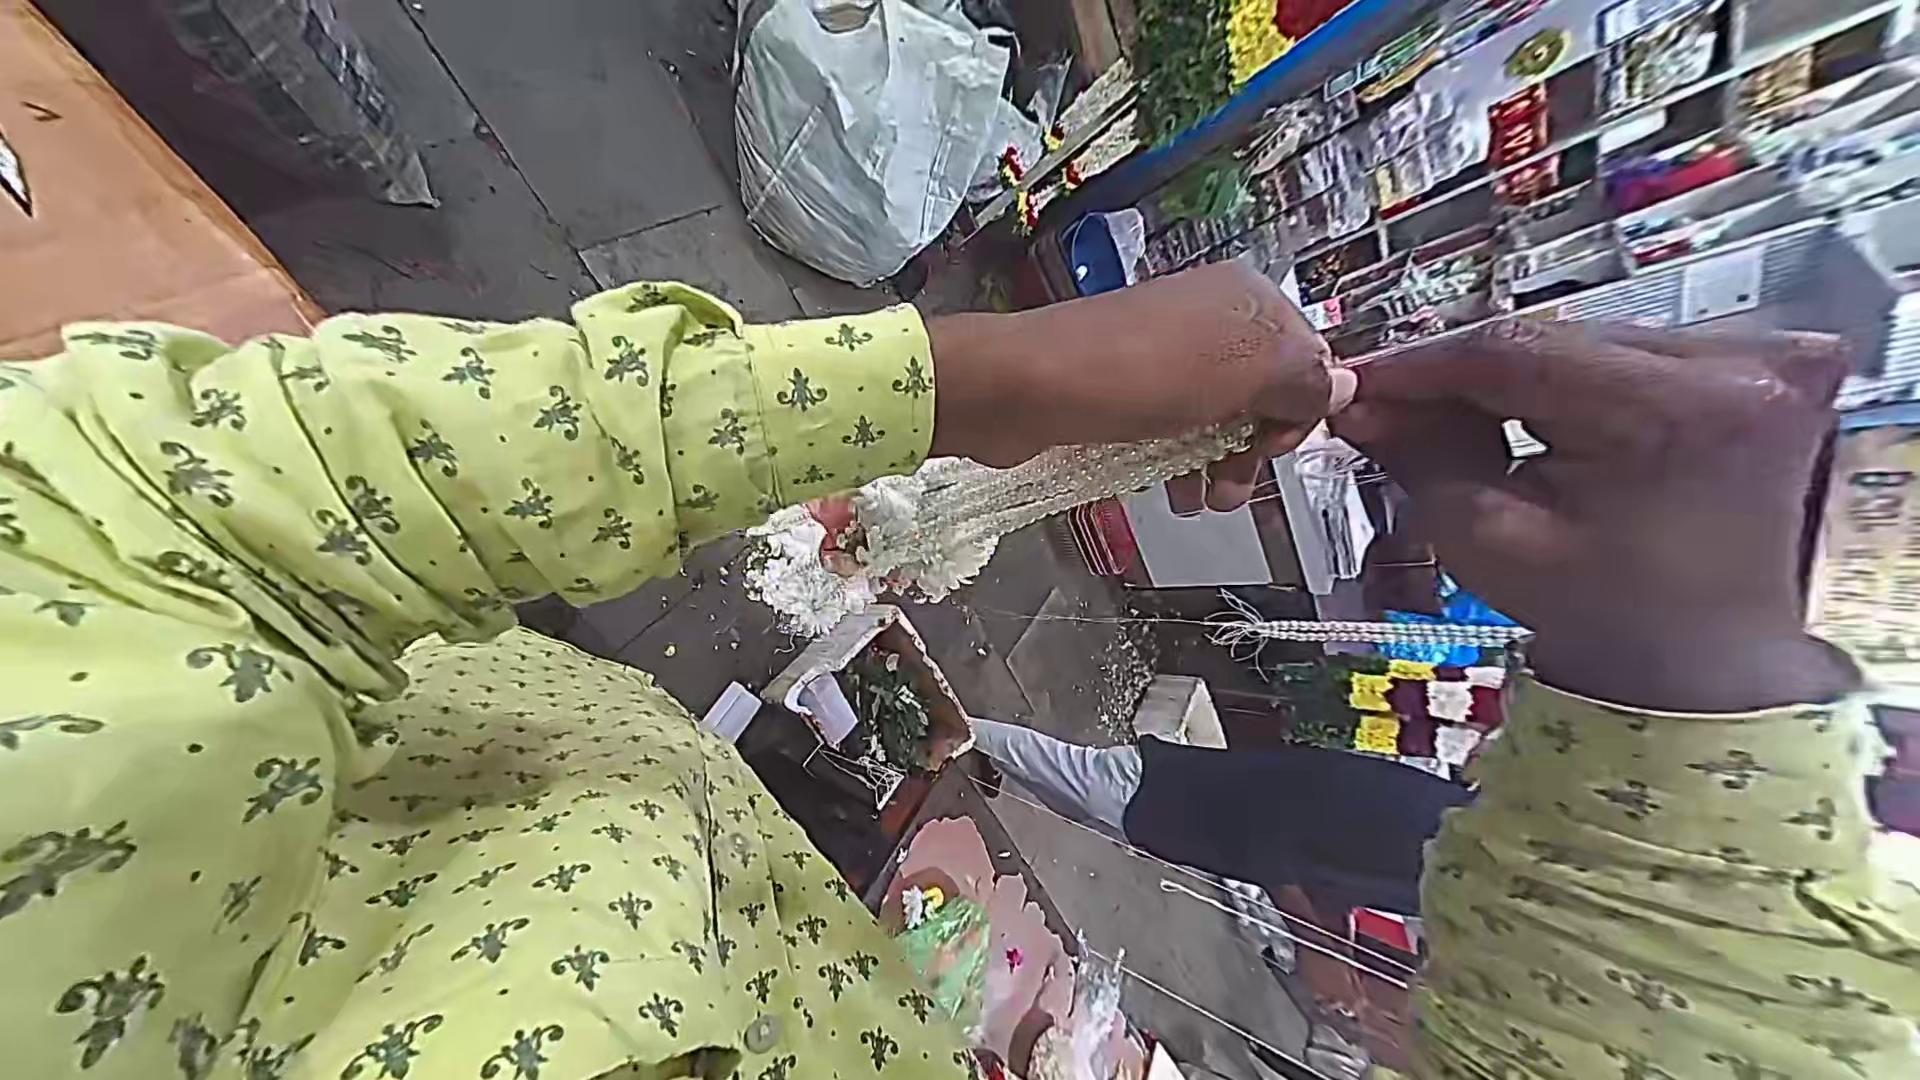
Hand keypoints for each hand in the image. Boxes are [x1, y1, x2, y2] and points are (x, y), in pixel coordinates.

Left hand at [927, 261, 1353, 507]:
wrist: (1023, 386)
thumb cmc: (1137, 375)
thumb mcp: (1241, 373)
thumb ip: (1302, 379)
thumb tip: (1344, 386)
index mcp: (1244, 302)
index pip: (1304, 360)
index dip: (1296, 413)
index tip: (1272, 453)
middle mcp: (1203, 322)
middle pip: (1256, 395)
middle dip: (1251, 449)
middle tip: (1231, 492)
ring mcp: (1157, 358)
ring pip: (1209, 418)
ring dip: (1212, 464)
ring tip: (1199, 502)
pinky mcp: (1120, 391)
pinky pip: (1165, 428)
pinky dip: (1172, 459)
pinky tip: (1166, 490)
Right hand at [1333, 320, 1857, 711]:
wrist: (1700, 646)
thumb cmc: (1593, 604)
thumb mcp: (1481, 533)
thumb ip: (1418, 453)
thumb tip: (1359, 406)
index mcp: (1679, 410)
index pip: (1512, 352)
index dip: (1414, 365)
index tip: (1351, 382)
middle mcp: (1741, 361)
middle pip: (1540, 341)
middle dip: (1443, 374)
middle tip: (1374, 403)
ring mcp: (1753, 358)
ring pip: (1562, 344)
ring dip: (1480, 379)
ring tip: (1418, 413)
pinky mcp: (1740, 369)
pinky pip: (1597, 358)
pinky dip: (1527, 384)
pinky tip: (1481, 412)